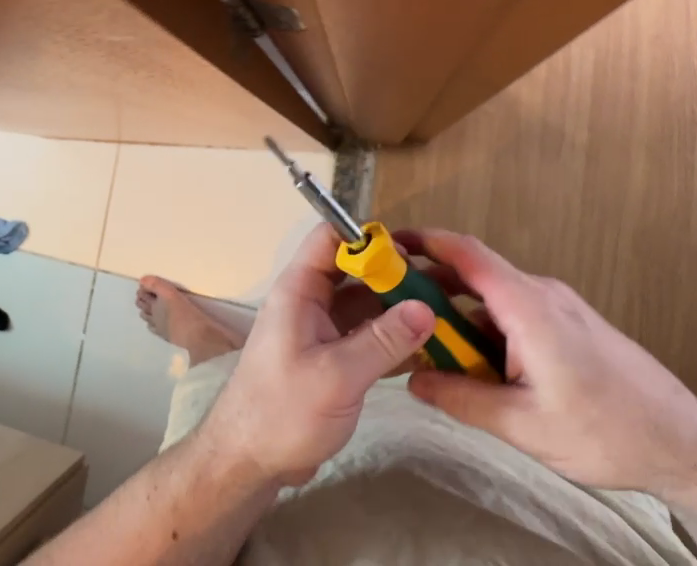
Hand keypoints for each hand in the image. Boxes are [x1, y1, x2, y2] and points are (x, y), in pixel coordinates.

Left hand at [196, 223, 435, 486]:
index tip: (413, 252)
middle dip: (393, 272)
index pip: (329, 238)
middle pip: (353, 269)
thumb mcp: (338, 375)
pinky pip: (365, 334)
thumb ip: (383, 340)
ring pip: (363, 303)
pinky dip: (392, 336)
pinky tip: (427, 345)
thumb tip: (426, 307)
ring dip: (397, 306)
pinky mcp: (331, 357)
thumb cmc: (283, 411)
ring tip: (445, 310)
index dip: (368, 237)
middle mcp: (309, 301)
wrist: (250, 459)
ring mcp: (320, 330)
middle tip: (442, 284)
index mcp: (299, 290)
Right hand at [401, 230, 696, 497]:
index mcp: (529, 306)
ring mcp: (560, 308)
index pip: (465, 252)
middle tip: (394, 310)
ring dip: (460, 316)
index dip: (423, 240)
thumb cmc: (609, 433)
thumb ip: (460, 398)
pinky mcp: (572, 325)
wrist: (690, 448)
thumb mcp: (522, 425)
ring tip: (434, 351)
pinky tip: (481, 367)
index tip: (386, 243)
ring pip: (494, 298)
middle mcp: (543, 294)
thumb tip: (413, 379)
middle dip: (430, 287)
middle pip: (474, 273)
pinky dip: (487, 329)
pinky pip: (515, 313)